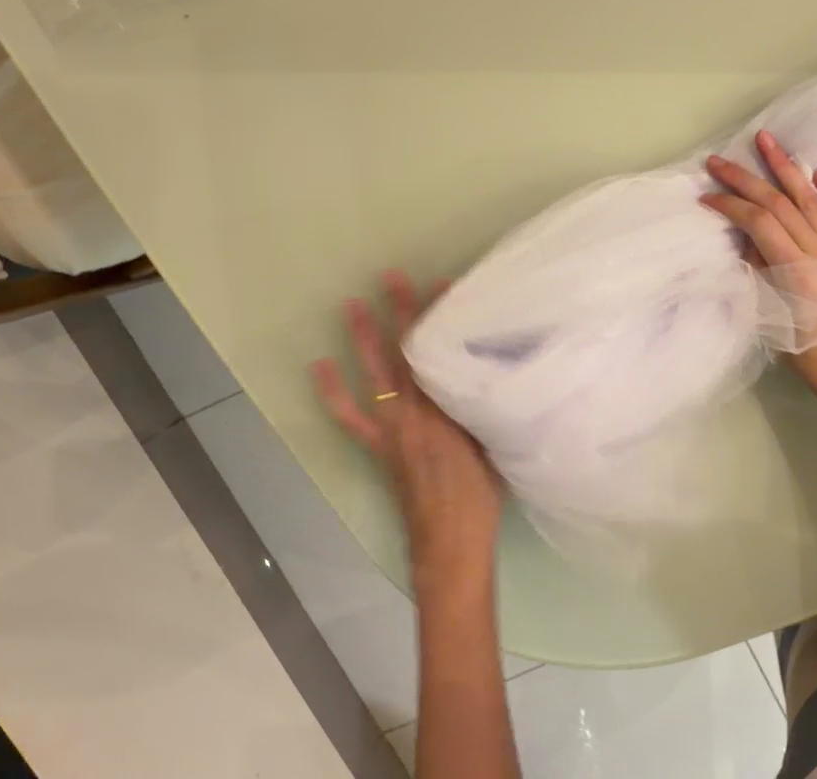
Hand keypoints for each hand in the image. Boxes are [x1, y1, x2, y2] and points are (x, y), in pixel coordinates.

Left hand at [310, 271, 502, 588]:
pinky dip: (333, 391)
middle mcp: (417, 412)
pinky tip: (321, 366)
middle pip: (408, 354)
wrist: (450, 539)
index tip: (442, 283)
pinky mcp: (380, 447)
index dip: (440, 316)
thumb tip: (493, 367)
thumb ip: (488, 403)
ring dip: (365, 339)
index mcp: (448, 409)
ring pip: (376, 376)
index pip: (441, 352)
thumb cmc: (482, 494)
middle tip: (393, 277)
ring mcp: (392, 430)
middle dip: (402, 313)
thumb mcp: (496, 441)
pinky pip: (350, 416)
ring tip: (352, 307)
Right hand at [702, 130, 816, 399]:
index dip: (730, 205)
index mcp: (795, 268)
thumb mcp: (767, 309)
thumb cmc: (799, 346)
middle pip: (778, 203)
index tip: (706, 198)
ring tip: (766, 140)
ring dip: (785, 167)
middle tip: (717, 161)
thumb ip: (757, 266)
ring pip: (810, 198)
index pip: (758, 222)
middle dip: (745, 179)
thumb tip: (744, 233)